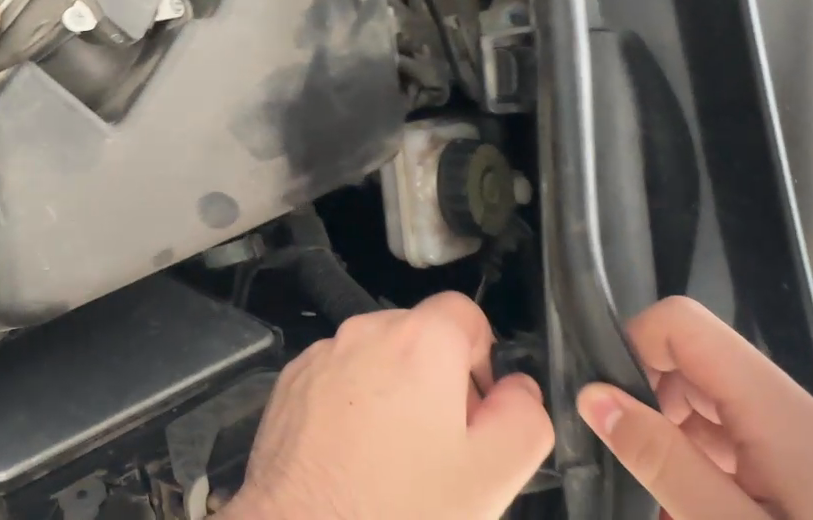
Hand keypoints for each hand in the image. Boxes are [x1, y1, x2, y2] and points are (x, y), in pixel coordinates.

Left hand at [227, 293, 553, 519]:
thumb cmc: (404, 508)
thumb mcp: (493, 474)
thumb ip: (523, 417)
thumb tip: (517, 386)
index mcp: (417, 340)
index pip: (464, 312)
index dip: (482, 356)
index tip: (478, 409)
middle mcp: (362, 331)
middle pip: (418, 336)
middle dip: (439, 378)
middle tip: (443, 447)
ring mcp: (319, 354)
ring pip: (375, 358)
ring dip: (394, 392)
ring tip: (396, 461)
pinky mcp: (289, 381)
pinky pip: (337, 378)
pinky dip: (352, 404)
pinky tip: (354, 459)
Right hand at [576, 296, 812, 519]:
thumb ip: (666, 464)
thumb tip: (593, 395)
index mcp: (791, 418)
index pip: (684, 324)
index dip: (633, 347)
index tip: (614, 409)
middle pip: (702, 370)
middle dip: (654, 411)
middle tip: (645, 478)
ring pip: (727, 415)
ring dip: (685, 451)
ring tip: (680, 513)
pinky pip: (761, 453)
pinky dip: (722, 476)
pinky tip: (717, 517)